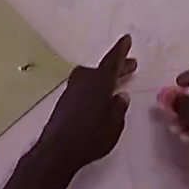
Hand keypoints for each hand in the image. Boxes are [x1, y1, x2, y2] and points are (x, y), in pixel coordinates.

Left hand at [34, 35, 136, 172]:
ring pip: (92, 78)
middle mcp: (84, 81)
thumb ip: (119, 108)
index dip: (121, 50)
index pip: (112, 61)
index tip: (126, 38)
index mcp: (98, 82)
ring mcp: (72, 90)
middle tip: (131, 65)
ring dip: (105, 78)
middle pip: (102, 69)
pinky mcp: (65, 102)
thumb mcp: (114, 124)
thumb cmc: (91, 137)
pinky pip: (84, 87)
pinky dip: (95, 87)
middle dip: (117, 66)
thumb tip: (121, 96)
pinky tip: (101, 97)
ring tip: (118, 82)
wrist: (57, 150)